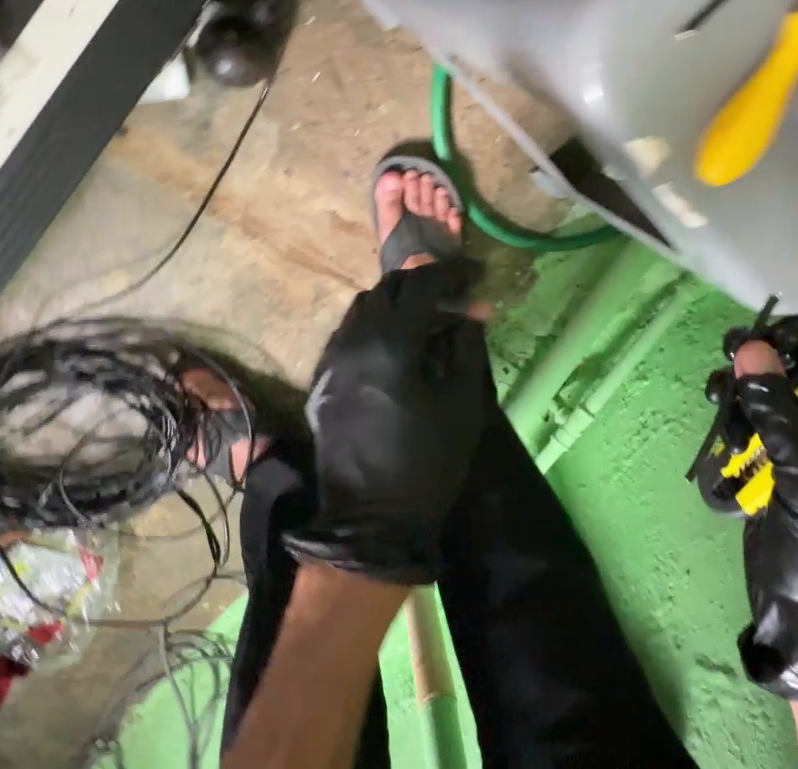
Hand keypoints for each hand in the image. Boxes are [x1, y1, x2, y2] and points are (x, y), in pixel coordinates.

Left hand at [285, 260, 490, 583]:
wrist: (371, 521)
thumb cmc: (428, 463)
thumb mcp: (462, 404)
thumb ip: (466, 348)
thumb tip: (471, 313)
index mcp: (391, 343)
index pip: (421, 285)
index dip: (452, 275)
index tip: (476, 276)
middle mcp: (353, 341)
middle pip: (387, 289)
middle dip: (423, 284)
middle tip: (455, 296)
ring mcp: (331, 361)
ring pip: (362, 309)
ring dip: (396, 303)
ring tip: (427, 318)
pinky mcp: (322, 382)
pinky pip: (348, 335)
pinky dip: (375, 326)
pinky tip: (397, 347)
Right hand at [733, 340, 797, 714]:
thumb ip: (779, 409)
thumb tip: (752, 347)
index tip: (767, 337)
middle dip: (763, 359)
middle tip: (728, 353)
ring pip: (766, 395)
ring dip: (740, 389)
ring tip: (717, 396)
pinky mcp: (770, 469)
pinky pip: (749, 426)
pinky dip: (732, 419)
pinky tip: (721, 424)